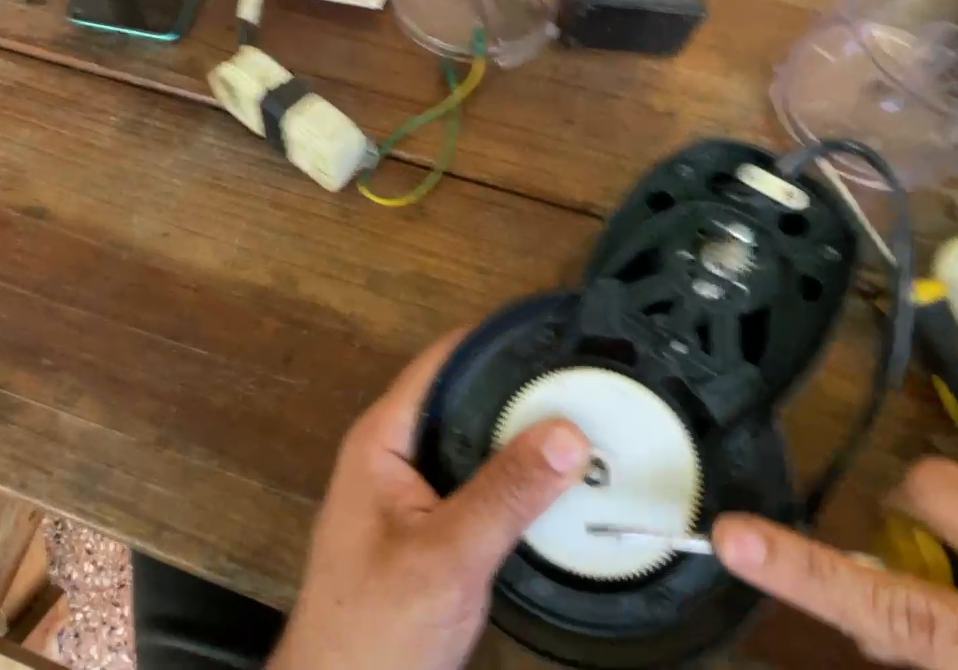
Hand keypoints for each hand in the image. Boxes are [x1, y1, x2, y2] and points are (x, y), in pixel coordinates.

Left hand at [269, 332, 591, 669]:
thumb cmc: (374, 625)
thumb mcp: (447, 554)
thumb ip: (505, 493)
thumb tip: (565, 434)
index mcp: (383, 438)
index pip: (442, 362)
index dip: (492, 340)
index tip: (548, 332)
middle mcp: (395, 453)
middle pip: (462, 399)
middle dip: (517, 389)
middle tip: (583, 380)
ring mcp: (412, 490)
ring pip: (474, 443)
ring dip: (519, 436)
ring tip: (583, 423)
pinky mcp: (430, 525)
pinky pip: (479, 482)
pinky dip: (515, 477)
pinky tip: (556, 486)